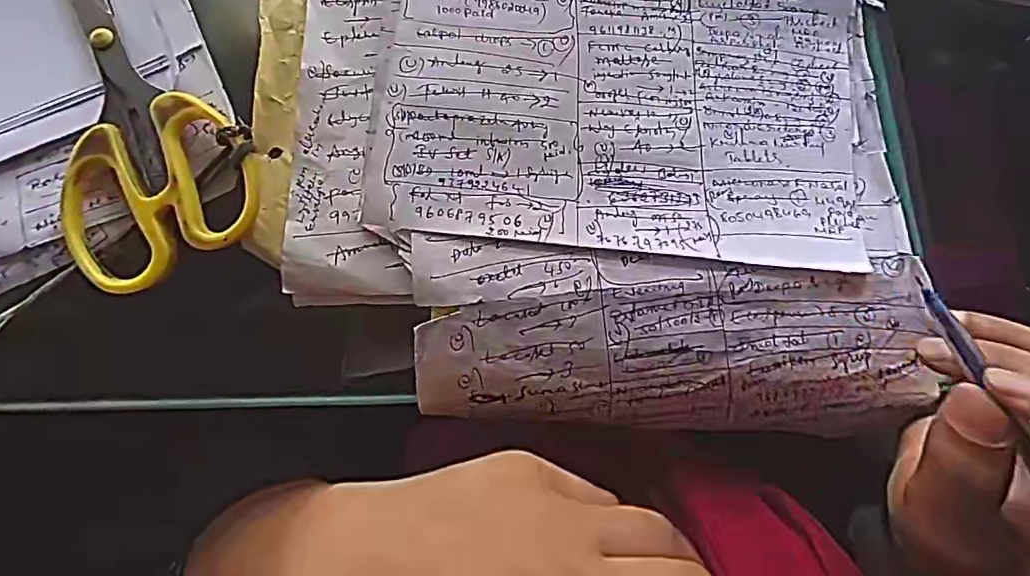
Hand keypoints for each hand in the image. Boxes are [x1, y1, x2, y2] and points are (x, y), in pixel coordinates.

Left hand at [187, 450, 707, 575]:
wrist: (338, 562)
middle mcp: (572, 541)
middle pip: (670, 552)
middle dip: (692, 573)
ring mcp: (550, 494)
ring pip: (641, 516)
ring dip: (662, 547)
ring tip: (668, 568)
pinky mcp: (522, 463)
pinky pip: (592, 490)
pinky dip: (612, 517)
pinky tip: (603, 537)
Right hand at [888, 312, 1029, 574]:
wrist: (954, 534)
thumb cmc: (962, 554)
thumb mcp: (945, 531)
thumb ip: (960, 476)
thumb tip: (974, 396)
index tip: (996, 386)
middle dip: (1027, 369)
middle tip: (949, 351)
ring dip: (1014, 345)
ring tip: (948, 338)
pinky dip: (1010, 340)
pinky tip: (962, 333)